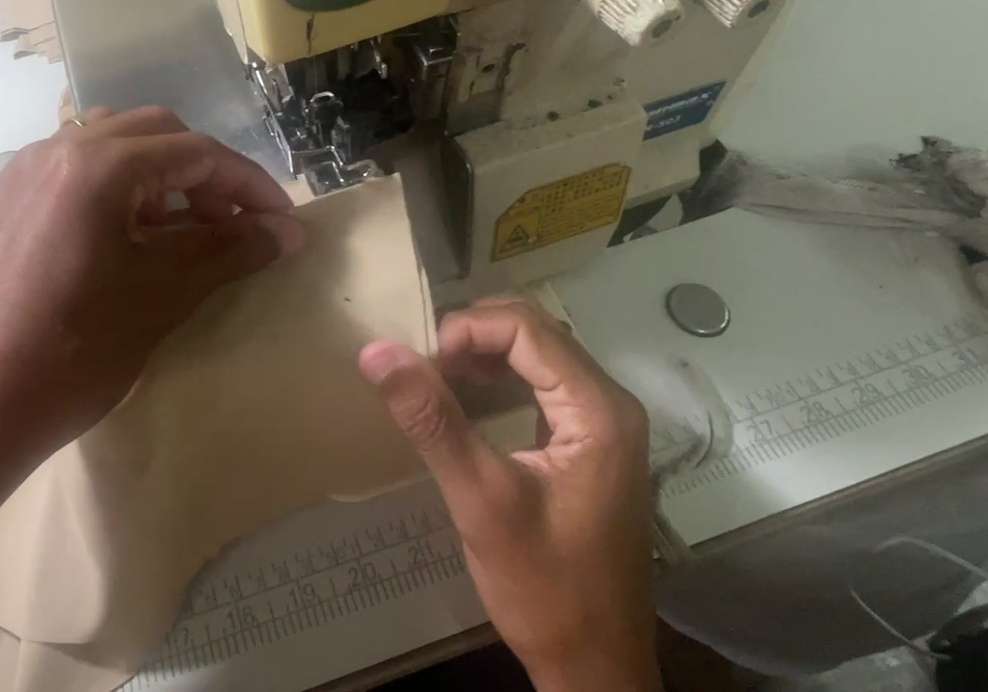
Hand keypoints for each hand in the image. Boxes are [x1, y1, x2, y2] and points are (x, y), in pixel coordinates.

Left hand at [0, 107, 304, 458]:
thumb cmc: (73, 355)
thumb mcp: (162, 296)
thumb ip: (230, 250)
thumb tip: (290, 231)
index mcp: (97, 167)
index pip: (196, 153)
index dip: (249, 185)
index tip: (283, 221)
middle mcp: (57, 149)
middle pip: (157, 133)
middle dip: (206, 173)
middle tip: (236, 224)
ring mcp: (25, 171)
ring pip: (115, 143)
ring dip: (163, 174)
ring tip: (184, 229)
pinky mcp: (8, 198)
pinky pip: (78, 168)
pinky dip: (120, 186)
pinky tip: (132, 235)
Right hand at [358, 298, 659, 691]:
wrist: (594, 664)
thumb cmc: (543, 586)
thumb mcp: (480, 501)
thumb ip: (433, 420)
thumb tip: (377, 352)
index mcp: (598, 410)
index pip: (527, 329)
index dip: (466, 330)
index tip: (419, 362)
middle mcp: (610, 403)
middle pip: (537, 333)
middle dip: (473, 336)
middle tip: (422, 366)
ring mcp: (605, 423)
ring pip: (539, 354)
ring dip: (484, 355)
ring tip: (434, 377)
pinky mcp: (590, 443)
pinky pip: (544, 385)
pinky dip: (501, 380)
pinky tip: (466, 399)